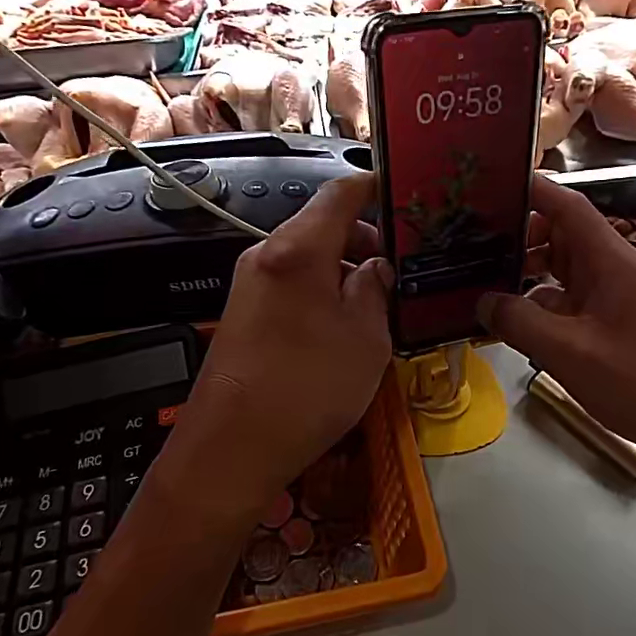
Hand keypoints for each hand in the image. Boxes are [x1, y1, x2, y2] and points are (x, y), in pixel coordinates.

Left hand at [171, 174, 393, 503]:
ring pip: (307, 259)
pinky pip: (290, 286)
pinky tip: (343, 328)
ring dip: (343, 271)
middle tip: (400, 269)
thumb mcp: (365, 338)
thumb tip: (376, 268)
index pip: (340, 192)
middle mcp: (266, 256)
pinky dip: (320, 292)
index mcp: (298, 249)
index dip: (375, 188)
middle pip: (321, 226)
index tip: (402, 196)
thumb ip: (376, 290)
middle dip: (364, 240)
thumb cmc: (305, 389)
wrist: (232, 447)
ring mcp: (250, 285)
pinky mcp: (244, 315)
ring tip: (377, 306)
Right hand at [478, 175, 635, 460]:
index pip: (569, 208)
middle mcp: (610, 268)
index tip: (493, 184)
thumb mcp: (567, 351)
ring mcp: (608, 292)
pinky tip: (507, 316)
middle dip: (518, 235)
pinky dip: (534, 298)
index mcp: (611, 262)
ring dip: (524, 269)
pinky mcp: (603, 316)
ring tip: (483, 278)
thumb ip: (518, 321)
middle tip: (474, 245)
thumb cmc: (635, 381)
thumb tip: (482, 302)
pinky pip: (562, 294)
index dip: (533, 190)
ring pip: (559, 264)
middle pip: (559, 233)